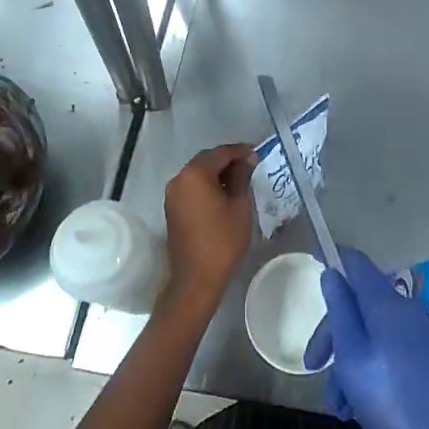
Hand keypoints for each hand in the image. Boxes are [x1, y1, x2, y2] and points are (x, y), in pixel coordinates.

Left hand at [161, 144, 255, 318]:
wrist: (196, 277)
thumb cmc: (223, 240)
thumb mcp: (239, 206)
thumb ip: (242, 178)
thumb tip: (246, 160)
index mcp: (195, 174)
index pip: (220, 153)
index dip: (239, 151)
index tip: (256, 152)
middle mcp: (179, 179)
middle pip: (205, 161)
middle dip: (227, 160)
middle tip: (249, 165)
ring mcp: (172, 194)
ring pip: (197, 174)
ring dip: (216, 173)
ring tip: (239, 180)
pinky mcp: (172, 208)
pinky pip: (191, 188)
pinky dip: (207, 185)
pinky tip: (223, 194)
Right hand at [306, 246, 428, 428]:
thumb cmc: (391, 400)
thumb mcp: (352, 356)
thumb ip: (340, 311)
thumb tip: (332, 273)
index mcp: (387, 304)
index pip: (357, 264)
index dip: (334, 261)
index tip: (310, 268)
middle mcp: (404, 312)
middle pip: (357, 304)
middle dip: (331, 333)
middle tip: (311, 365)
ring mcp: (415, 336)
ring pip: (367, 334)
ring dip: (345, 363)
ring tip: (337, 403)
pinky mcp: (421, 359)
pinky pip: (383, 352)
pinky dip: (364, 372)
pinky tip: (353, 407)